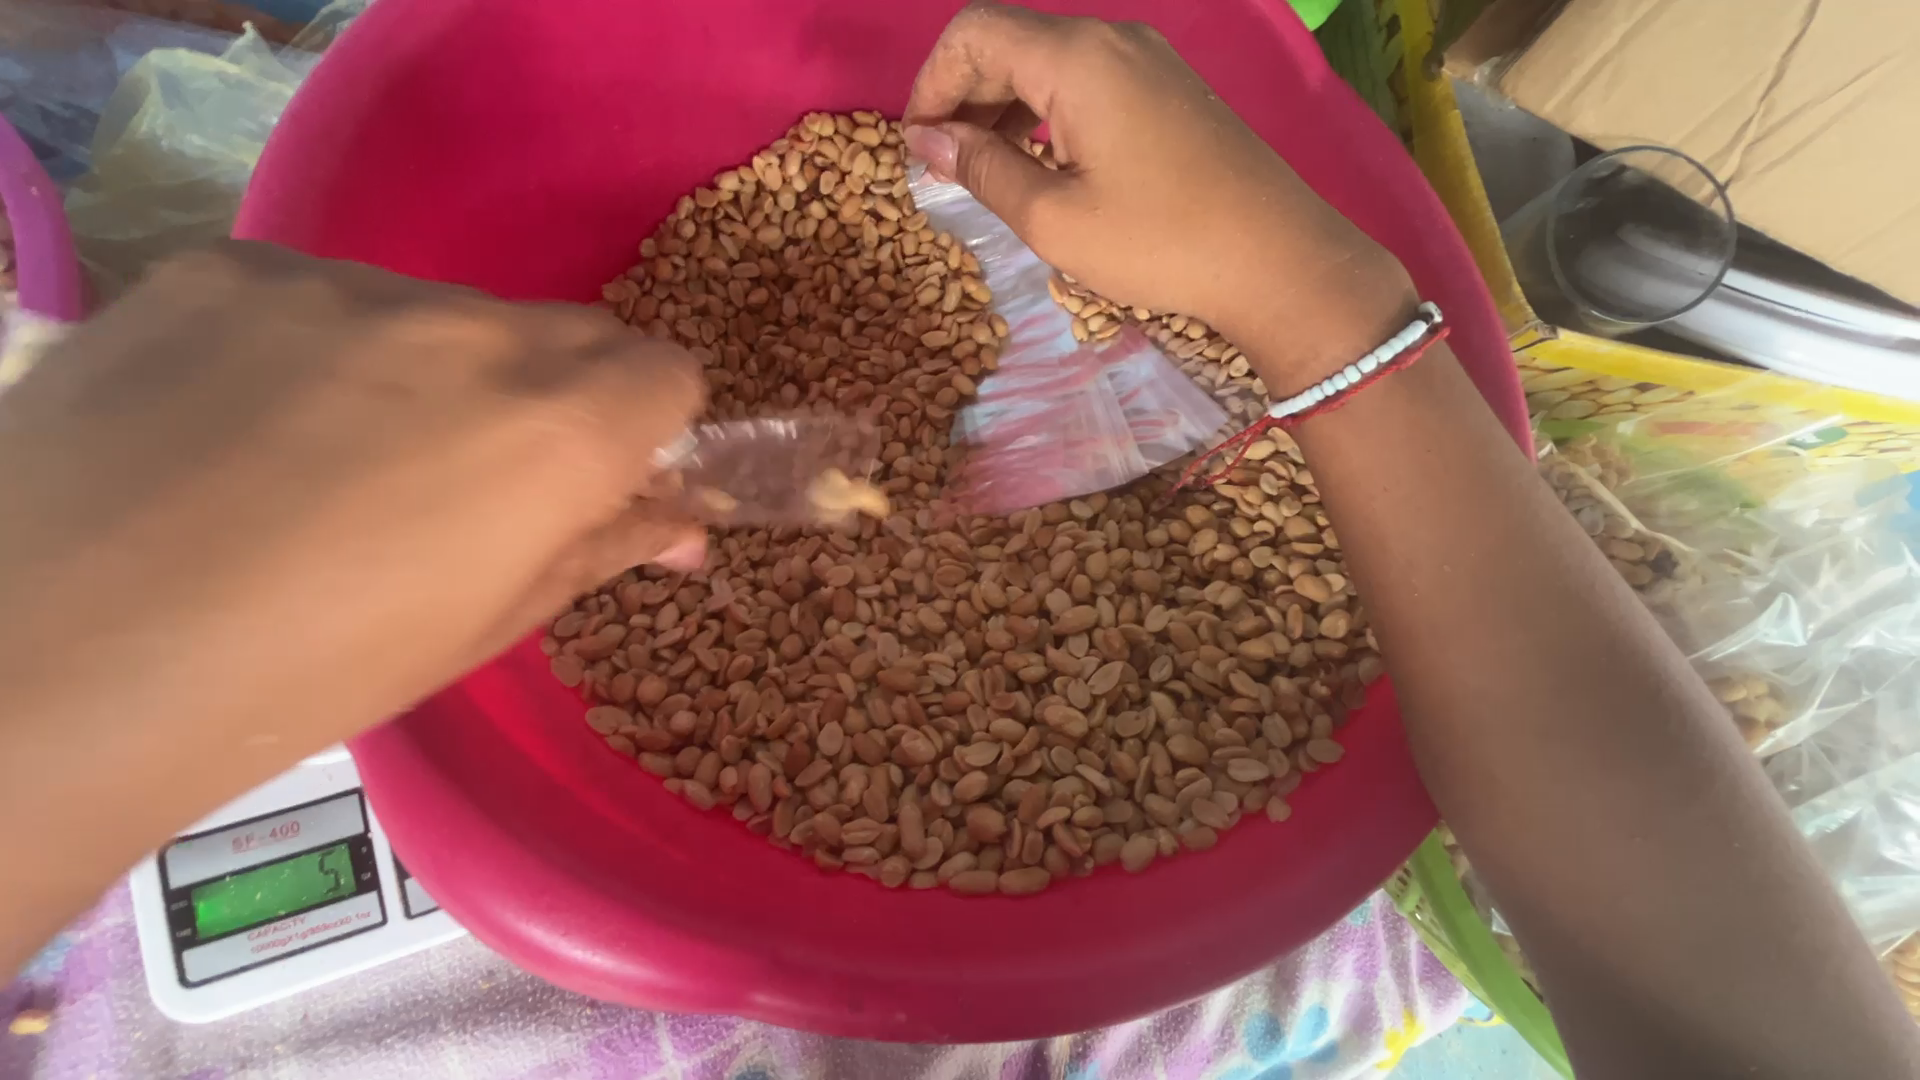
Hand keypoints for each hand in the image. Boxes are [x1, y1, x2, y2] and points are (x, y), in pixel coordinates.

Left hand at [0, 242, 704, 759]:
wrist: (53, 658)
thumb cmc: (333, 664)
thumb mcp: (504, 617)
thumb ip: (613, 543)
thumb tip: (690, 524)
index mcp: (563, 432)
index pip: (672, 371)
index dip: (656, 422)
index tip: (614, 468)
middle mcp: (480, 334)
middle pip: (581, 333)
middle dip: (571, 392)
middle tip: (499, 469)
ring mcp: (352, 290)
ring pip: (465, 314)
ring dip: (458, 370)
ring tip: (363, 452)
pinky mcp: (236, 270)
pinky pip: (344, 296)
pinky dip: (345, 348)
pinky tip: (269, 421)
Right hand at [903, 3, 1415, 383]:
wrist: (1272, 256)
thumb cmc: (1156, 242)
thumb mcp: (1054, 218)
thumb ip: (983, 170)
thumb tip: (928, 140)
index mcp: (1076, 58)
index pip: (975, 34)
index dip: (932, 84)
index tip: (917, 145)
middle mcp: (1111, 39)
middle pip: (1012, 43)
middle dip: (965, 96)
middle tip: (945, 166)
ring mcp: (1147, 60)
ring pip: (1050, 65)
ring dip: (1005, 109)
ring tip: (987, 171)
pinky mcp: (1168, 89)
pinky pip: (1088, 85)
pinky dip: (1048, 116)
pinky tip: (1043, 163)